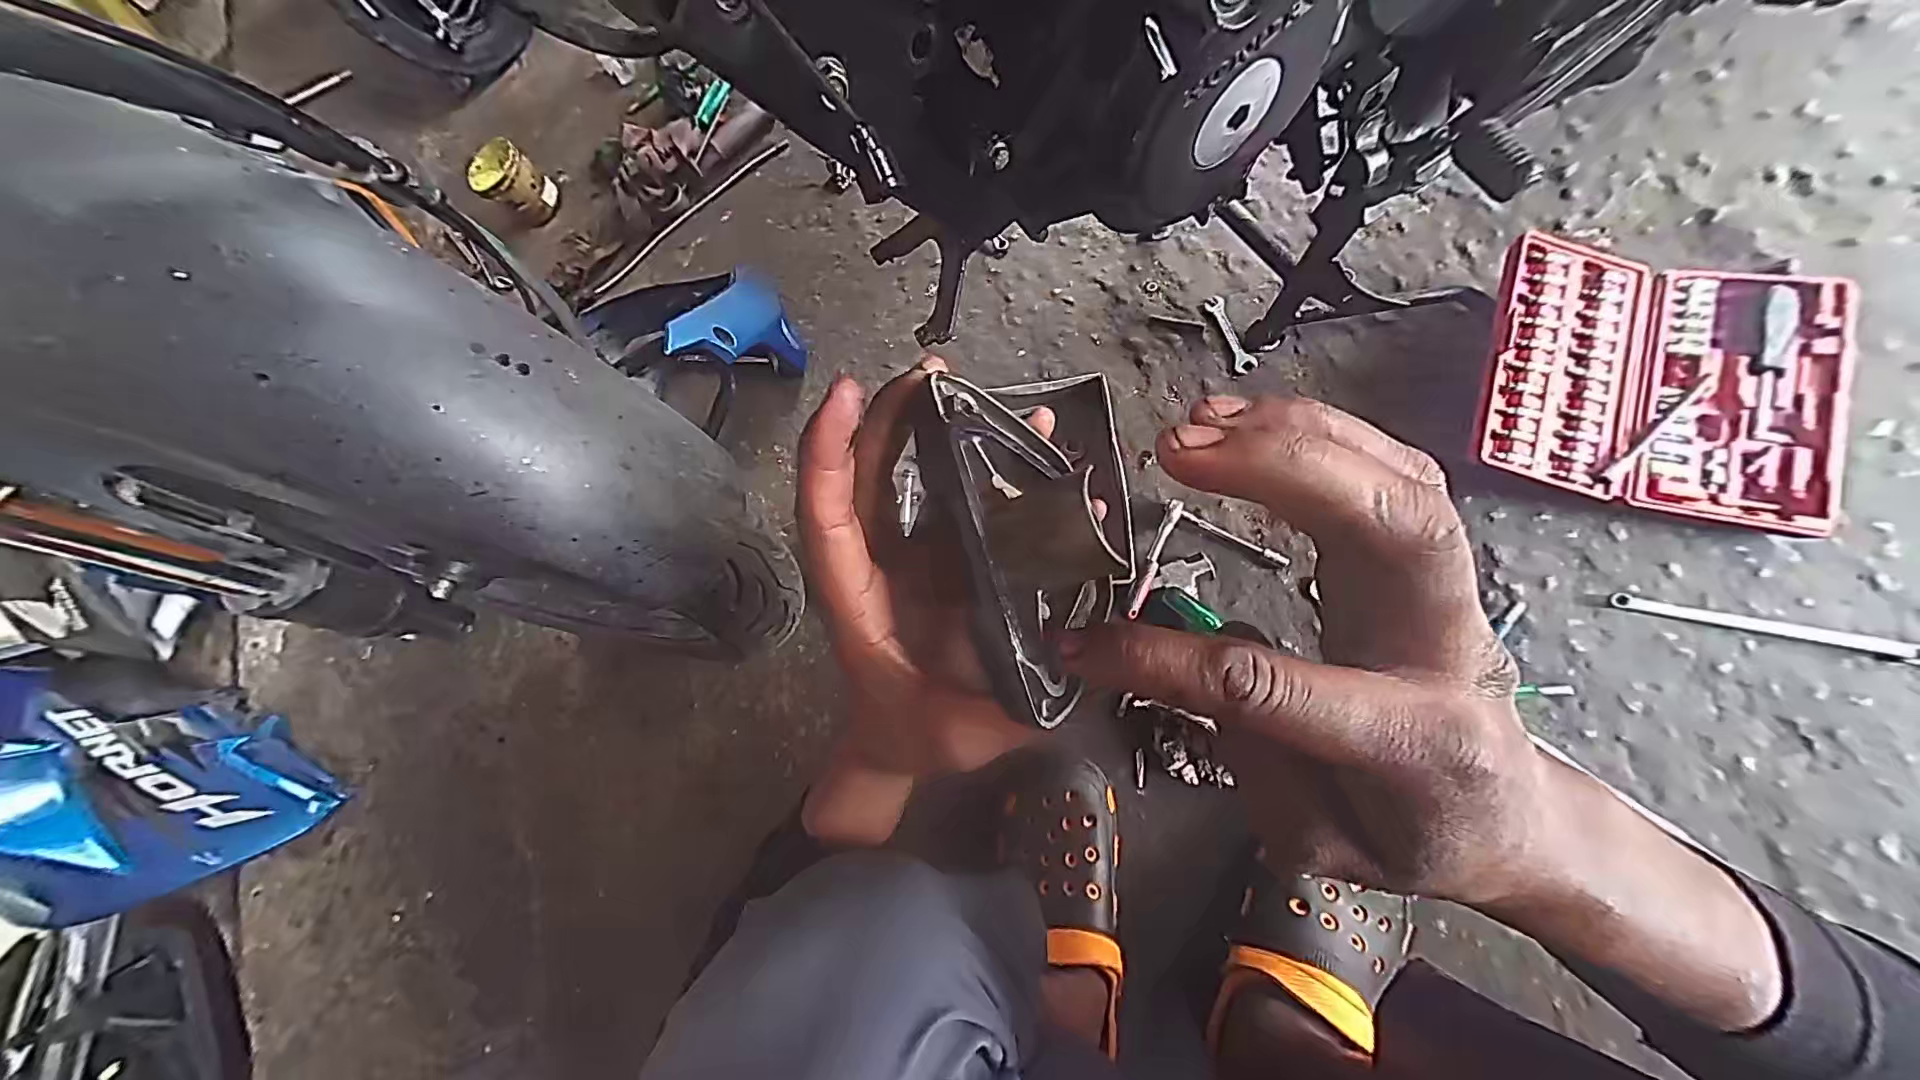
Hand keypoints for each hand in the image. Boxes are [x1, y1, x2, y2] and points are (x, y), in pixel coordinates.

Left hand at [793, 358, 1038, 841]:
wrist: (904, 744)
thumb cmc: (918, 738)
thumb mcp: (959, 733)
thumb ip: (1007, 703)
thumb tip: (1073, 651)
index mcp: (858, 602)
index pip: (828, 520)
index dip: (831, 455)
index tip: (851, 395)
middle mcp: (878, 566)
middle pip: (865, 479)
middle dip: (888, 417)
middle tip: (928, 372)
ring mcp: (910, 558)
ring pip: (910, 481)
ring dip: (933, 429)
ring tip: (970, 388)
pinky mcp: (942, 559)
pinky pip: (956, 502)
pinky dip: (984, 468)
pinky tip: (1027, 443)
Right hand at [1060, 395, 1780, 1028]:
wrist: (1509, 817)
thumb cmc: (1410, 838)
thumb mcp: (1317, 843)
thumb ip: (1249, 755)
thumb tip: (1179, 661)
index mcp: (1412, 740)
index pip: (1266, 683)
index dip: (1162, 660)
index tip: (1087, 643)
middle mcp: (1444, 646)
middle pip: (1393, 528)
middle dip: (1280, 471)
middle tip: (1176, 451)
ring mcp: (1448, 593)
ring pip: (1399, 481)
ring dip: (1292, 434)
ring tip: (1199, 422)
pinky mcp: (1428, 560)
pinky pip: (1391, 471)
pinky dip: (1315, 431)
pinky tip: (1245, 419)